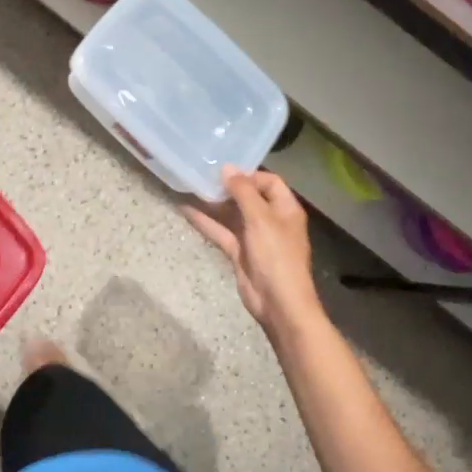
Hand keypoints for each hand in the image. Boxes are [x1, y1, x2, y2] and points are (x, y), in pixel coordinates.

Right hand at [185, 166, 322, 337]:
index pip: (269, 182)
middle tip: (202, 175)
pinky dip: (205, 222)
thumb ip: (243, 191)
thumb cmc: (276, 255)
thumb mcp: (260, 218)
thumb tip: (227, 168)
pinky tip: (186, 210)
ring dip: (213, 203)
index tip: (224, 172)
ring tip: (190, 187)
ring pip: (232, 214)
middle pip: (248, 197)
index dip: (249, 175)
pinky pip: (221, 232)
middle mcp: (271, 219)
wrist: (278, 302)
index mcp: (285, 208)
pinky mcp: (239, 252)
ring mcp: (254, 237)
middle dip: (227, 187)